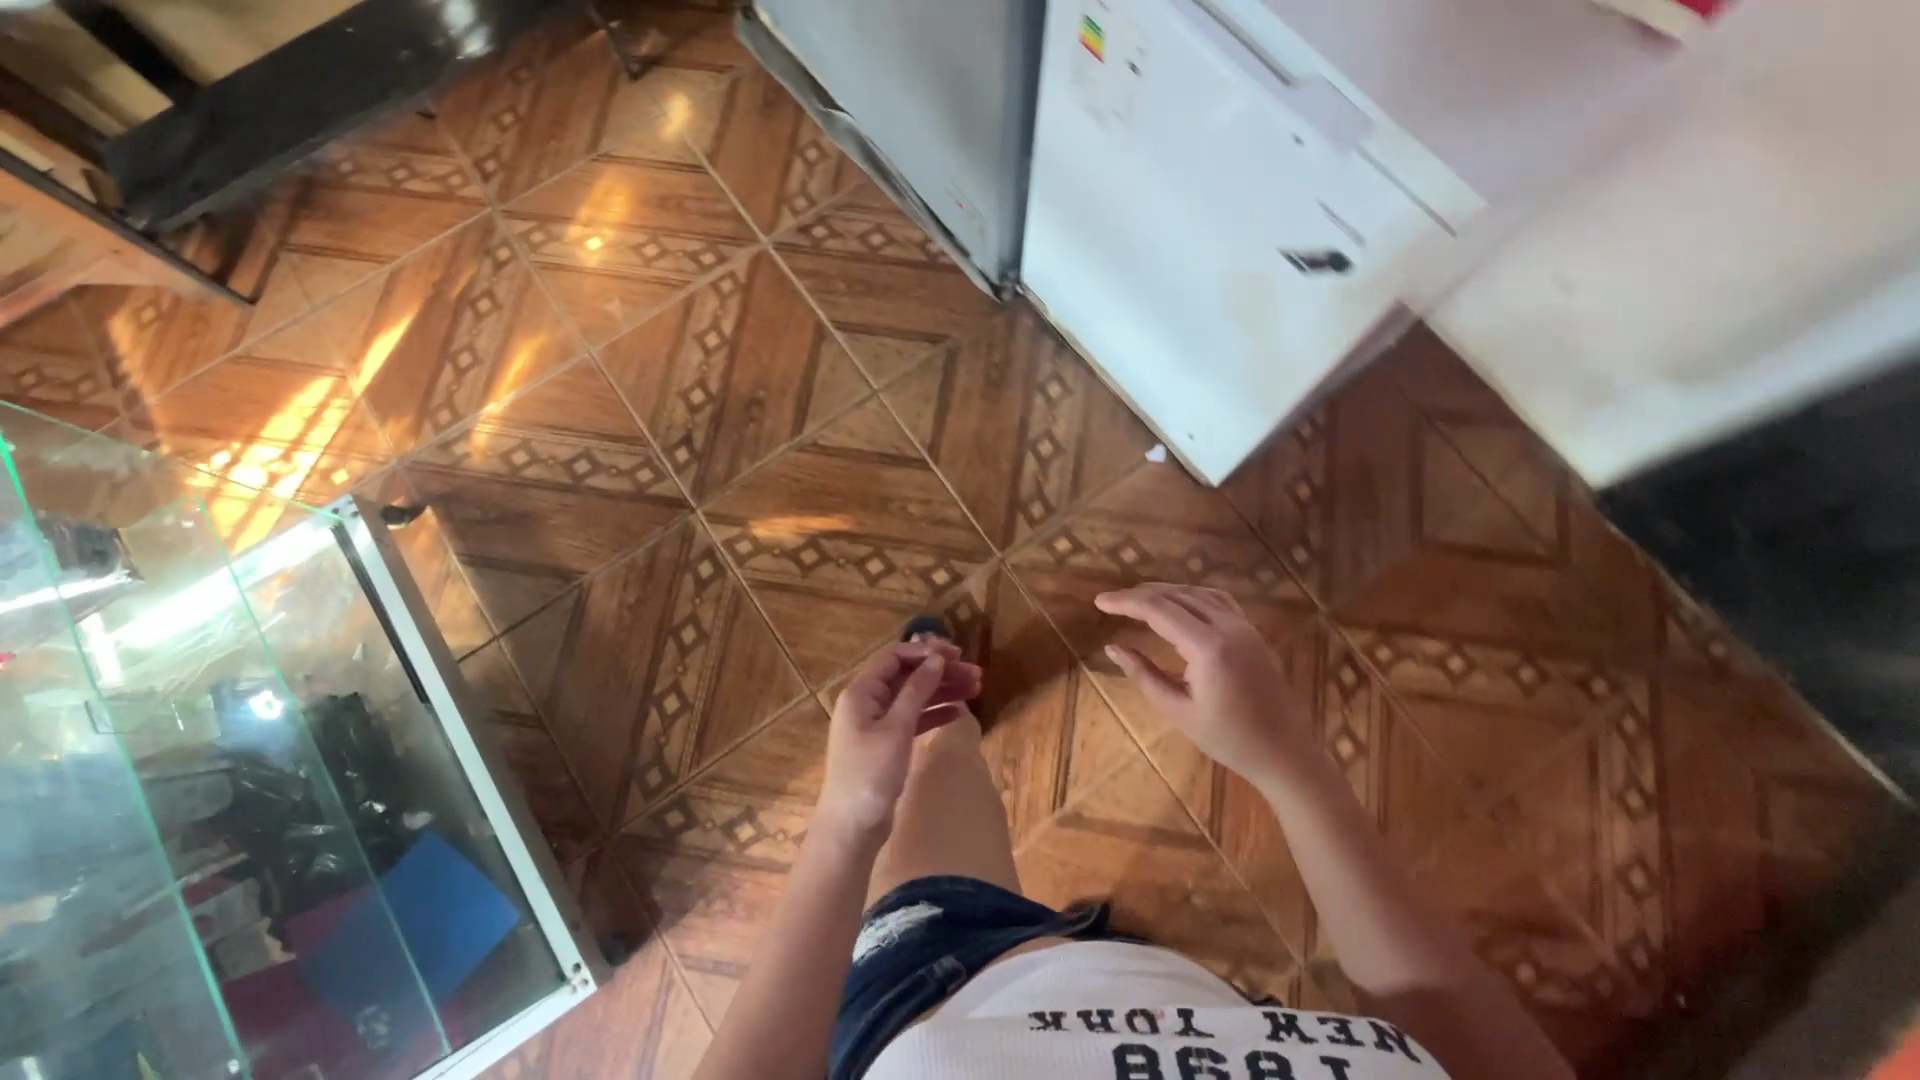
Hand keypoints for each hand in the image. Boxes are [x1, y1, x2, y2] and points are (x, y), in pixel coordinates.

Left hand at [817, 641, 983, 845]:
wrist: (852, 827)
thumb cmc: (870, 774)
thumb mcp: (896, 729)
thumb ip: (916, 691)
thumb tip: (935, 659)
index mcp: (861, 692)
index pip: (894, 657)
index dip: (925, 651)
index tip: (956, 655)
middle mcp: (867, 702)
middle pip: (907, 676)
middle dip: (940, 672)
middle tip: (976, 675)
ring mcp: (877, 724)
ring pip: (914, 697)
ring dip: (942, 691)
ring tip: (976, 689)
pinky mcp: (887, 744)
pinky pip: (913, 719)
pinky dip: (935, 713)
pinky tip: (959, 713)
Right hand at [1095, 583, 1317, 788]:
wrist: (1283, 751)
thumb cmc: (1228, 739)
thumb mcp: (1178, 710)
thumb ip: (1144, 674)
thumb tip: (1113, 648)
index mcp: (1208, 647)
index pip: (1158, 610)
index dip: (1125, 602)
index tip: (1099, 602)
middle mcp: (1228, 627)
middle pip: (1176, 595)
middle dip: (1140, 594)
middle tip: (1111, 602)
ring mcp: (1244, 627)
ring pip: (1198, 593)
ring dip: (1165, 591)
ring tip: (1137, 599)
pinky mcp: (1252, 632)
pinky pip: (1218, 600)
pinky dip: (1191, 595)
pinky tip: (1177, 603)